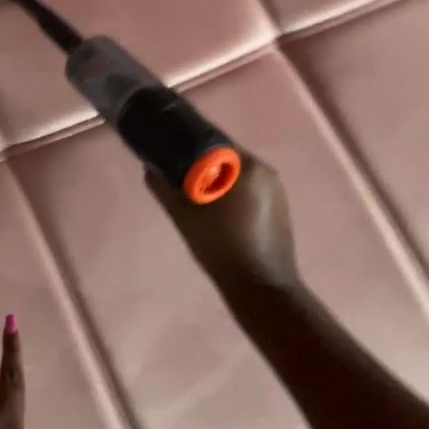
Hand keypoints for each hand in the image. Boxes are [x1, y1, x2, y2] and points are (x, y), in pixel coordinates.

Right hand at [144, 152, 299, 290]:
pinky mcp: (279, 206)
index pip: (211, 139)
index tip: (167, 148)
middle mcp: (265, 170)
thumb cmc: (220, 246)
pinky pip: (248, 186)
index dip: (186, 140)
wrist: (261, 290)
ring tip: (193, 190)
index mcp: (247, 166)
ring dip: (215, 176)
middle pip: (225, 154)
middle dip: (200, 160)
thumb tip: (150, 167)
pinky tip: (215, 206)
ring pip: (236, 171)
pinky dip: (230, 189)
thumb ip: (162, 185)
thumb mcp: (182, 214)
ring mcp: (276, 189)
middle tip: (176, 172)